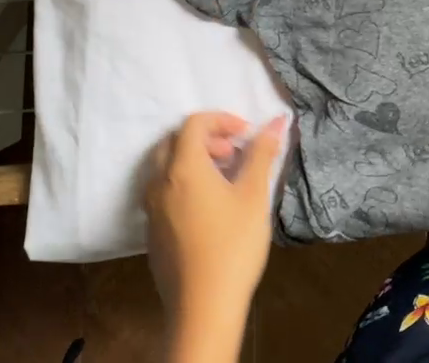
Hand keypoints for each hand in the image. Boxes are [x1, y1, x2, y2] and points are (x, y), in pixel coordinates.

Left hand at [146, 112, 285, 330]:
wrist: (203, 308)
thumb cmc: (233, 244)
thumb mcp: (254, 195)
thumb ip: (262, 153)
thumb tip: (276, 121)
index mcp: (183, 168)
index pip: (193, 124)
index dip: (221, 120)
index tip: (246, 135)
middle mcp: (160, 184)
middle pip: (173, 142)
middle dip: (205, 138)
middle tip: (233, 153)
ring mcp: (151, 211)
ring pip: (164, 168)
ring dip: (192, 160)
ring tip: (223, 178)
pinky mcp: (152, 234)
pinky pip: (162, 193)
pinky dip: (183, 184)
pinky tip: (209, 207)